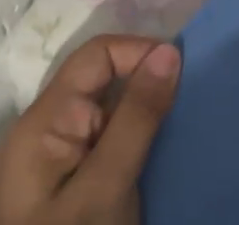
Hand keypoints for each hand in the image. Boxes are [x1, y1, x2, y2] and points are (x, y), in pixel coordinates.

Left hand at [0, 35, 180, 224]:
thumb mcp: (104, 188)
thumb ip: (136, 119)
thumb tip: (169, 51)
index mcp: (43, 122)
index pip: (97, 56)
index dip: (140, 53)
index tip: (184, 75)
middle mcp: (48, 130)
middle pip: (104, 79)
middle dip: (150, 82)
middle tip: (194, 99)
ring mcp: (59, 159)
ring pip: (112, 110)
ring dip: (149, 112)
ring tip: (187, 122)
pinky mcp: (73, 184)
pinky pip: (111, 141)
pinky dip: (141, 138)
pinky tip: (168, 151)